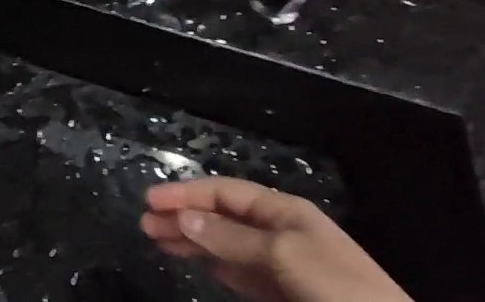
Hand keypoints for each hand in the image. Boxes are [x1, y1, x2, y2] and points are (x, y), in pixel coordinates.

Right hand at [141, 177, 410, 301]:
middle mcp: (284, 232)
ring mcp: (288, 265)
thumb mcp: (283, 256)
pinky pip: (245, 273)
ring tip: (161, 244)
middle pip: (223, 217)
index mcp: (286, 212)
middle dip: (184, 218)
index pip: (224, 192)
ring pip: (229, 246)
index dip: (186, 193)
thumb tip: (182, 217)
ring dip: (195, 242)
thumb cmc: (338, 289)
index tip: (149, 201)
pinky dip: (220, 268)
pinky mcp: (289, 295)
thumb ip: (230, 238)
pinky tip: (201, 267)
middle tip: (146, 226)